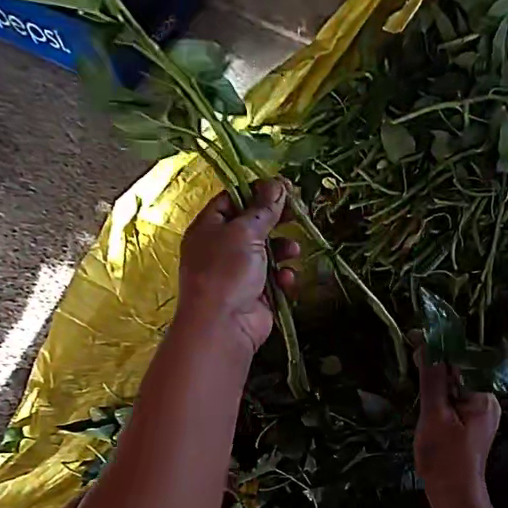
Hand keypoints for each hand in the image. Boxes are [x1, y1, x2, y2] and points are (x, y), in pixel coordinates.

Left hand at [175, 178, 299, 351]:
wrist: (224, 324)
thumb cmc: (227, 271)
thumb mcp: (245, 231)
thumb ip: (263, 208)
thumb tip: (277, 183)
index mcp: (209, 227)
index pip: (231, 200)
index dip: (256, 192)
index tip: (282, 188)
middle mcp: (221, 248)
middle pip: (253, 226)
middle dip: (276, 222)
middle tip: (298, 213)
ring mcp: (238, 273)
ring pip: (267, 253)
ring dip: (283, 250)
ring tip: (293, 251)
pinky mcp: (256, 294)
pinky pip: (273, 279)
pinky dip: (282, 278)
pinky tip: (285, 280)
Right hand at [413, 349, 500, 507]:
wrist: (453, 496)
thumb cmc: (444, 458)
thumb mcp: (434, 416)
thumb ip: (432, 380)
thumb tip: (427, 346)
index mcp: (484, 397)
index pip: (462, 361)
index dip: (440, 346)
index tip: (416, 336)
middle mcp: (487, 402)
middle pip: (460, 371)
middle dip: (437, 360)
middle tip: (411, 350)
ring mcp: (480, 415)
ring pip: (456, 386)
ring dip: (436, 377)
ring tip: (414, 366)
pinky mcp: (470, 425)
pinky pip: (454, 401)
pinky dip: (439, 394)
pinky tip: (424, 394)